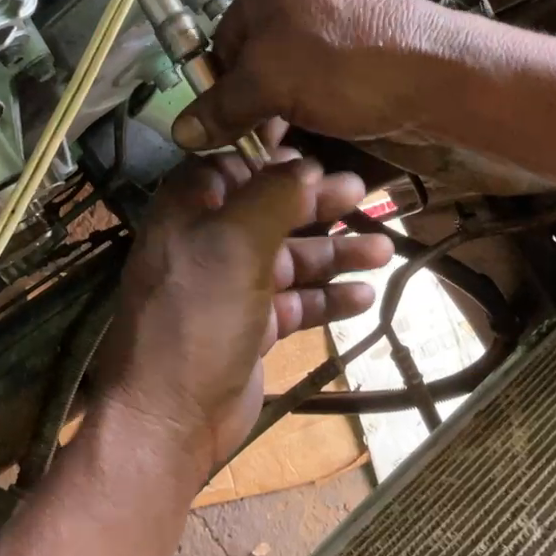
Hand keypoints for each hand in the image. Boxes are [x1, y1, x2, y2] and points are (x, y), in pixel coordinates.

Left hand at [92, 126, 390, 474]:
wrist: (172, 416)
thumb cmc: (197, 313)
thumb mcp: (234, 242)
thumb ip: (272, 195)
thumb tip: (305, 164)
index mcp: (191, 206)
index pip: (235, 160)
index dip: (275, 151)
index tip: (319, 140)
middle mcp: (210, 237)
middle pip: (271, 206)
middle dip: (317, 200)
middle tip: (362, 191)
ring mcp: (232, 283)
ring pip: (291, 255)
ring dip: (334, 252)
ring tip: (383, 251)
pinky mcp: (253, 323)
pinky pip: (297, 300)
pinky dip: (327, 296)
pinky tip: (363, 297)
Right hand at [173, 0, 469, 149]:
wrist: (441, 75)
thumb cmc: (341, 68)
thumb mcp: (269, 85)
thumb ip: (222, 107)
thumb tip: (179, 131)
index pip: (224, 41)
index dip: (224, 88)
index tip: (236, 128)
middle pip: (261, 57)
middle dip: (261, 102)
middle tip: (271, 142)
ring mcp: (345, 14)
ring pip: (297, 70)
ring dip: (293, 108)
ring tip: (304, 139)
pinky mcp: (375, 40)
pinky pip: (332, 74)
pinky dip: (326, 101)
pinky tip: (338, 123)